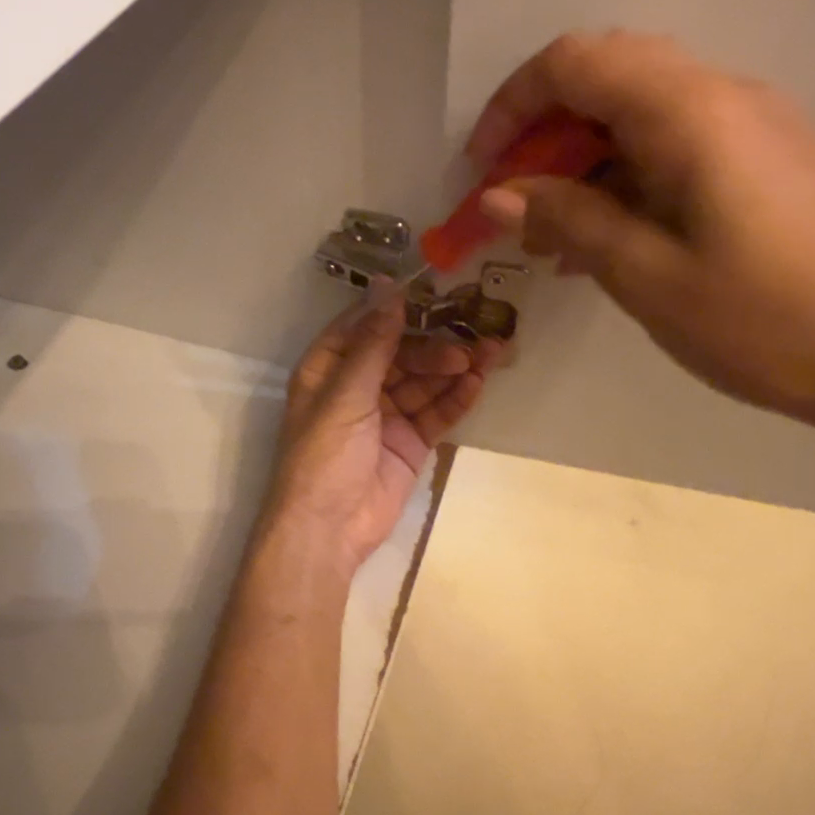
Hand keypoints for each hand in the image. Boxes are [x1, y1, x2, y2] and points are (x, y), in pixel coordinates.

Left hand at [263, 285, 499, 576]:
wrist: (327, 529)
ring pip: (424, 381)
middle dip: (434, 347)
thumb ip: (373, 343)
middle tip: (468, 347)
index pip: (365, 327)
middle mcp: (356, 386)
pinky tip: (479, 383)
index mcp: (328, 368)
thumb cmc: (323, 455)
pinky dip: (457, 398)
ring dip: (455, 368)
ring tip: (491, 353)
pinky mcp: (409, 442)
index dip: (398, 310)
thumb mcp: (345, 394)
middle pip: (402, 354)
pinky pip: (436, 412)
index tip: (436, 293)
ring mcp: (385, 415)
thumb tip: (388, 285)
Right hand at [471, 31, 814, 429]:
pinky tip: (609, 238)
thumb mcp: (648, 277)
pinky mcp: (768, 155)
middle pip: (607, 73)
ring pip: (641, 107)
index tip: (482, 171)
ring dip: (584, 155)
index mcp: (689, 114)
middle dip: (544, 130)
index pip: (575, 63)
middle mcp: (722, 94)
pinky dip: (626, 172)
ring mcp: (753, 122)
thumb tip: (499, 193)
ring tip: (554, 235)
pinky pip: (676, 139)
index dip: (513, 106)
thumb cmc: (765, 321)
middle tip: (514, 200)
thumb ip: (570, 220)